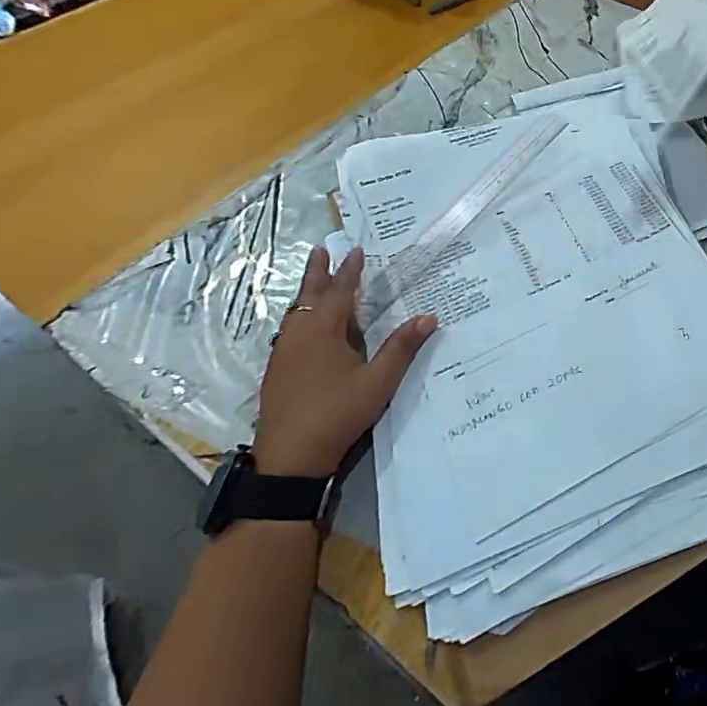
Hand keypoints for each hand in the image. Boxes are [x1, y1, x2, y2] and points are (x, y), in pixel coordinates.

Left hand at [253, 246, 437, 476]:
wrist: (290, 456)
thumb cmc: (338, 412)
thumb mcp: (378, 381)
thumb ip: (402, 348)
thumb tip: (429, 316)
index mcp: (323, 329)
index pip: (340, 291)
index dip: (350, 270)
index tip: (356, 250)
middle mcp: (299, 334)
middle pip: (310, 295)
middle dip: (318, 272)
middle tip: (321, 250)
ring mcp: (283, 353)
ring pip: (296, 313)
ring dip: (307, 294)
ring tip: (315, 284)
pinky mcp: (277, 371)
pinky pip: (290, 331)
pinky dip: (300, 317)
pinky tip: (305, 330)